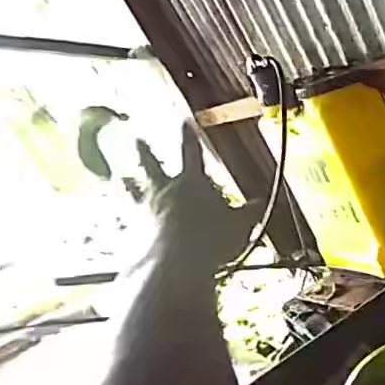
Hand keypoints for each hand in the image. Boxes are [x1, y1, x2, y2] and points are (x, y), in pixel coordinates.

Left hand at [140, 126, 260, 271]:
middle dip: (145, 151)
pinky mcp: (135, 230)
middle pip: (152, 165)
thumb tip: (262, 200)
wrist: (176, 263)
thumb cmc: (212, 237)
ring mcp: (146, 209)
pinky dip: (132, 216)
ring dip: (129, 183)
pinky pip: (132, 217)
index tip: (184, 121)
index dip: (189, 136)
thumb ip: (249, 211)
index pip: (192, 153)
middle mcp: (164, 191)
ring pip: (135, 190)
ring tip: (121, 177)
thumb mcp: (240, 224)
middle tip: (136, 138)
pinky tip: (130, 221)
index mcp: (192, 183)